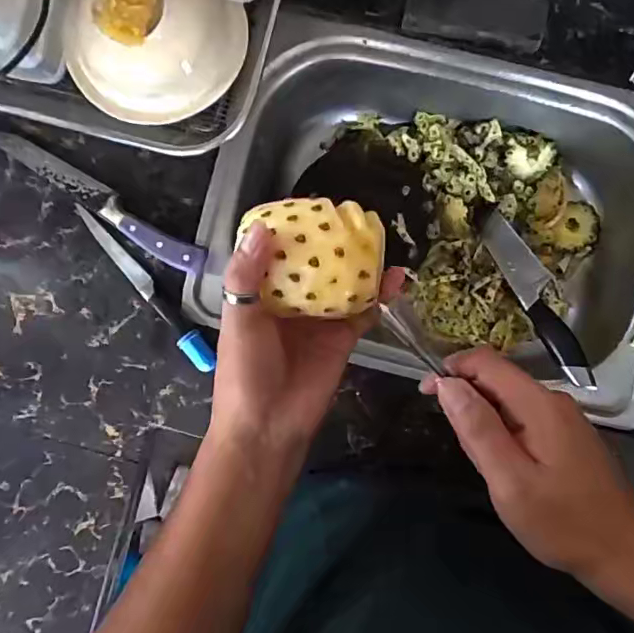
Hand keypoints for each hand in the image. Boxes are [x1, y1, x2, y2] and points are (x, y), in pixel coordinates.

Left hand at [211, 223, 404, 451]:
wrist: (268, 425)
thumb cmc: (244, 371)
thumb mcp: (237, 320)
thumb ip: (246, 275)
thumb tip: (263, 228)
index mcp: (260, 293)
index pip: (276, 253)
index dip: (291, 230)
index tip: (309, 207)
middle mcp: (291, 302)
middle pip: (315, 265)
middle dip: (331, 243)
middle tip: (351, 217)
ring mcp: (319, 319)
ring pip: (343, 284)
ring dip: (360, 264)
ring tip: (378, 239)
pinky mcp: (343, 337)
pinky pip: (364, 310)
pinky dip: (381, 294)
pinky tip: (396, 277)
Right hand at [423, 347, 633, 578]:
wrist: (623, 553)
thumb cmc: (562, 523)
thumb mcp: (509, 481)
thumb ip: (477, 429)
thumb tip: (448, 384)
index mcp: (540, 405)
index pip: (486, 362)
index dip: (451, 370)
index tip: (426, 395)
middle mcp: (554, 401)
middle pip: (498, 380)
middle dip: (468, 402)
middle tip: (466, 453)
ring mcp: (565, 419)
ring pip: (509, 401)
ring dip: (485, 422)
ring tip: (488, 470)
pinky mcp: (568, 436)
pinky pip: (525, 419)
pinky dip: (504, 433)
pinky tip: (509, 471)